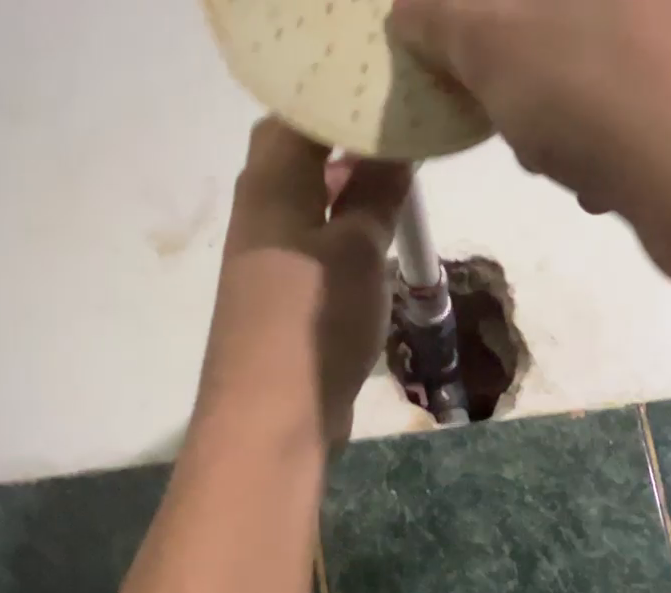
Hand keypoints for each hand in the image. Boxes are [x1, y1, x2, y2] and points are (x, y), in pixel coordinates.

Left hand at [198, 119, 411, 444]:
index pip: (298, 112)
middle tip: (408, 146)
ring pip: (313, 204)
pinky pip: (319, 245)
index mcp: (271, 186)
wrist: (273, 414)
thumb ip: (376, 195)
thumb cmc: (314, 319)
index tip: (395, 102)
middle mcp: (262, 212)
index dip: (342, 100)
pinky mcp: (287, 297)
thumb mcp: (356, 250)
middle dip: (351, 146)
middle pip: (302, 156)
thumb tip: (399, 143)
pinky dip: (349, 235)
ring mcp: (271, 257)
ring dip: (353, 193)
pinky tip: (382, 249)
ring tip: (405, 192)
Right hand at [389, 0, 670, 270]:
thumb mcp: (488, 46)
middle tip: (506, 114)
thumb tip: (410, 16)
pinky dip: (596, 150)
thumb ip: (436, 18)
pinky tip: (600, 183)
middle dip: (509, 75)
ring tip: (558, 158)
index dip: (471, 25)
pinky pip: (615, 115)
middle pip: (539, 24)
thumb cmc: (592, 98)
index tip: (455, 66)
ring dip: (550, 123)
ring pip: (575, 73)